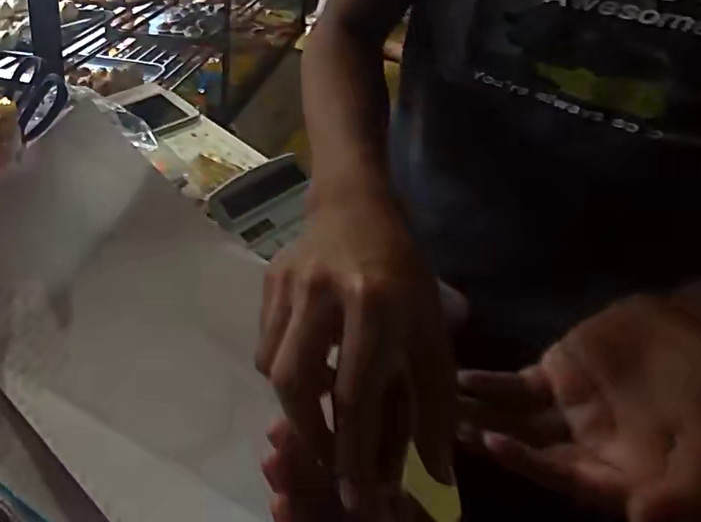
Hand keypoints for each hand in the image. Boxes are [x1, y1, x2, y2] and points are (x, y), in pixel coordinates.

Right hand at [257, 194, 455, 516]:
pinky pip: (265, 337)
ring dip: (292, 401)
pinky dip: (282, 365)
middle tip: (328, 459)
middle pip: (293, 379)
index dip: (354, 451)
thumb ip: (434, 404)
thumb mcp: (432, 334)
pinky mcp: (269, 278)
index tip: (355, 495)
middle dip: (307, 432)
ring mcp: (289, 282)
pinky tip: (305, 366)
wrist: (354, 208)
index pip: (356, 393)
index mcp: (375, 307)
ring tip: (318, 413)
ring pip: (270, 361)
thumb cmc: (403, 272)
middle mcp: (323, 293)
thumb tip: (436, 474)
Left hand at [457, 295, 700, 521]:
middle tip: (439, 425)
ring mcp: (571, 411)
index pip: (572, 480)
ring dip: (479, 415)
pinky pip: (515, 386)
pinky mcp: (555, 375)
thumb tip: (645, 521)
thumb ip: (688, 491)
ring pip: (517, 420)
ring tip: (435, 402)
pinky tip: (461, 378)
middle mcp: (595, 451)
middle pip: (534, 452)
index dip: (533, 465)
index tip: (494, 445)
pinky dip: (489, 385)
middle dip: (489, 441)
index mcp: (634, 479)